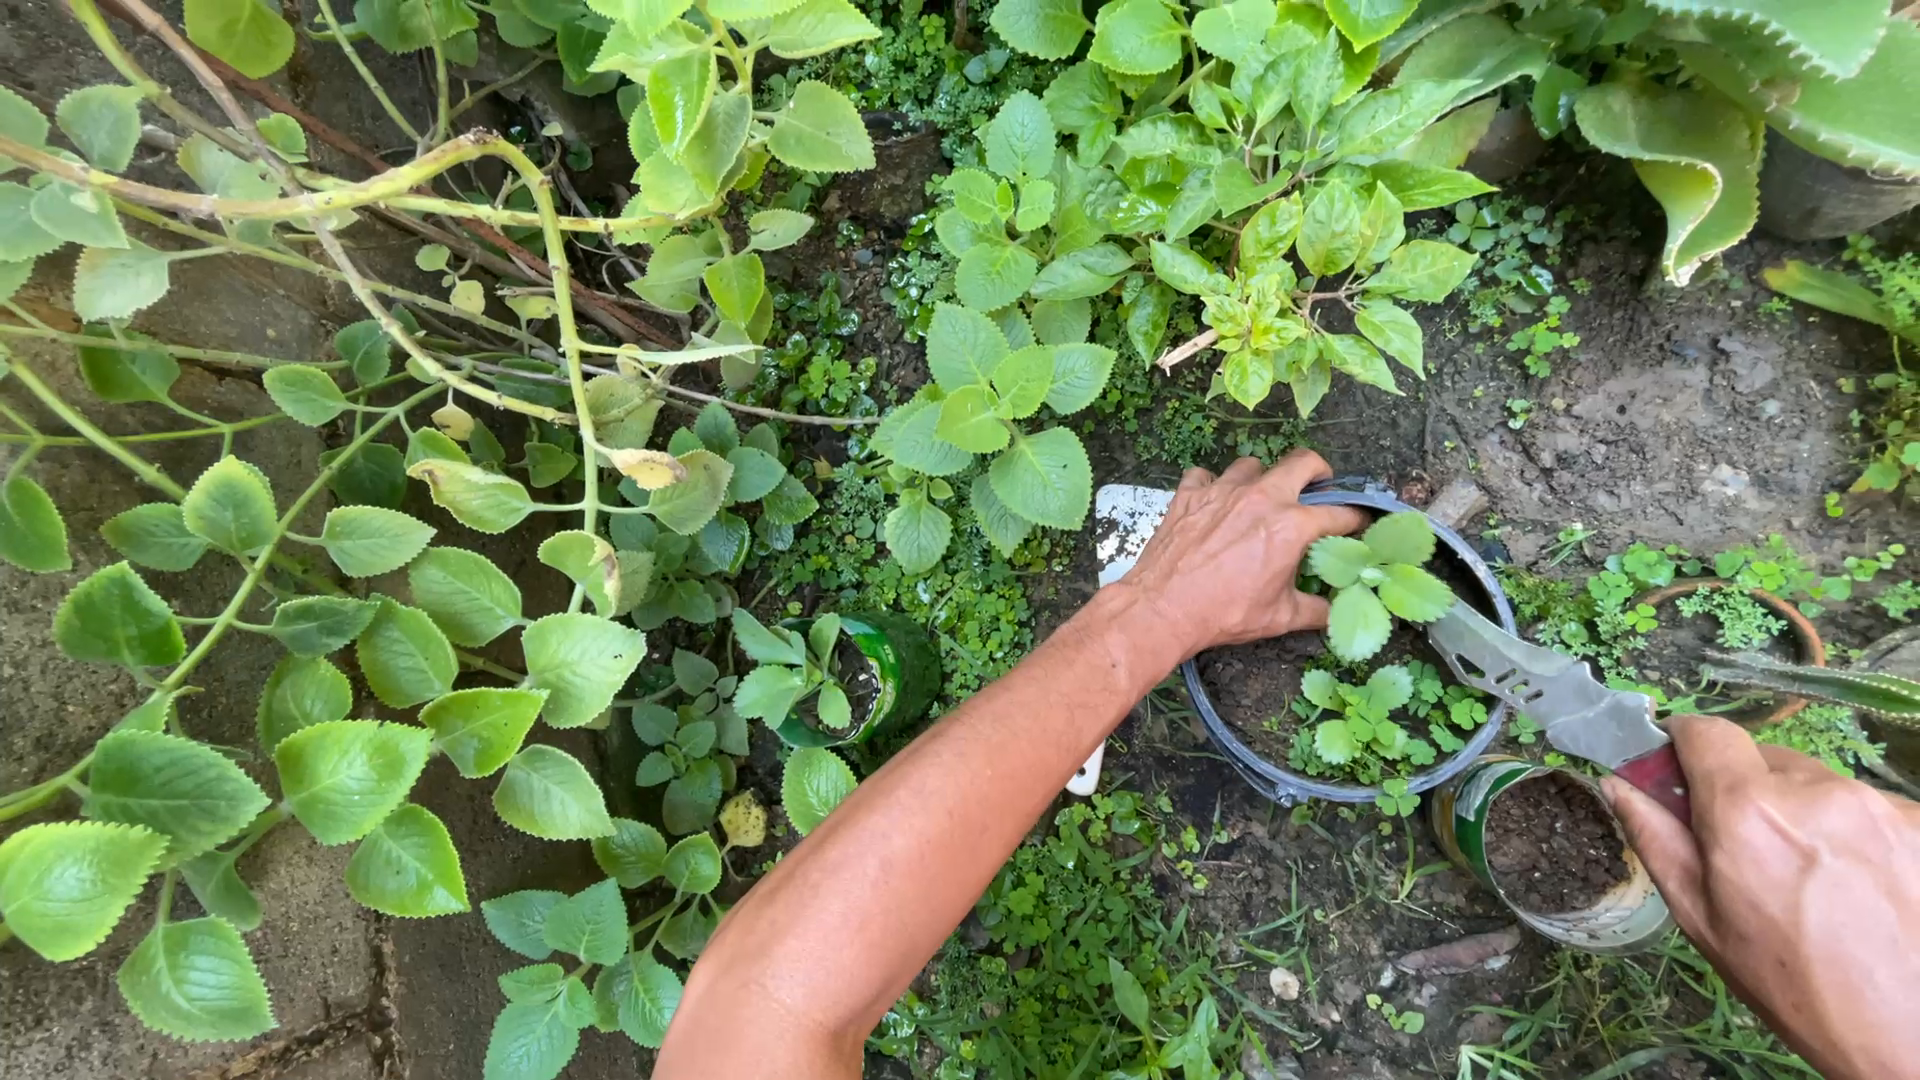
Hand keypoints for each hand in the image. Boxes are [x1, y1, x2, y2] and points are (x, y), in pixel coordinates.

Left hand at [1119, 451, 1365, 659]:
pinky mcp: (1188, 494)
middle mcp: (1260, 498)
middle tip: (1317, 487)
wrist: (1161, 608)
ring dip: (1260, 478)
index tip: (1356, 523)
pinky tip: (1211, 501)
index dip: (1353, 518)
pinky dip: (1210, 484)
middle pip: (1302, 462)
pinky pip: (1204, 475)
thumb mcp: (1279, 618)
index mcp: (1290, 526)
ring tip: (1258, 497)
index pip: (1338, 513)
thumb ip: (1316, 610)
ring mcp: (1221, 491)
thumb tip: (1336, 612)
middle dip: (1317, 472)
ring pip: (1250, 465)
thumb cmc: (1223, 613)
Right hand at [1603, 714, 1919, 1079]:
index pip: (1706, 730)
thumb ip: (1653, 835)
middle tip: (1748, 842)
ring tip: (1815, 872)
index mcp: (1747, 808)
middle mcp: (1820, 793)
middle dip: (1747, 786)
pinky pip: (1872, 810)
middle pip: (1764, 758)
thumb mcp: (1696, 911)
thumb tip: (1617, 784)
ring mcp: (1888, 812)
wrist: (1918, 1045)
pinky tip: (1863, 883)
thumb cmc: (1789, 979)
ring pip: (1820, 784)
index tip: (1678, 773)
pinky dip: (1855, 831)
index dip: (1684, 743)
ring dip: (1804, 809)